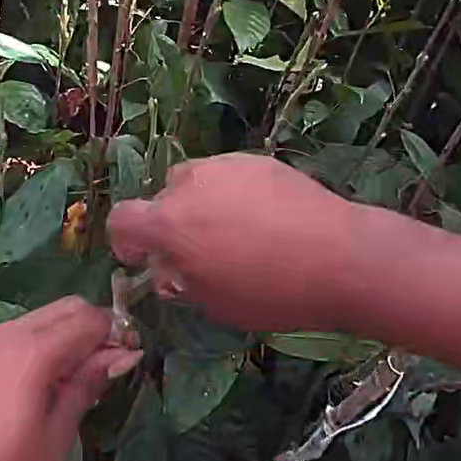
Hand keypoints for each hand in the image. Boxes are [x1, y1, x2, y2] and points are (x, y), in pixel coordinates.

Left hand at [0, 298, 140, 460]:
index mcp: (33, 350)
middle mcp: (6, 331)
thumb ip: (89, 382)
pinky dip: (35, 342)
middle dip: (92, 326)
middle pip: (67, 307)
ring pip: (39, 317)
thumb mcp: (55, 434)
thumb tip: (124, 353)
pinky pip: (12, 333)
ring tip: (68, 378)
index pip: (90, 318)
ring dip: (64, 333)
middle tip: (104, 365)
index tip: (128, 357)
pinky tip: (32, 382)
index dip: (115, 333)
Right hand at [107, 153, 371, 331]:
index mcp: (169, 221)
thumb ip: (180, 280)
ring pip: (197, 181)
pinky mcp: (257, 158)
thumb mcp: (214, 302)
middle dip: (172, 224)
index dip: (126, 241)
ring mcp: (226, 165)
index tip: (146, 260)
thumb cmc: (271, 291)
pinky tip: (265, 217)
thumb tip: (170, 266)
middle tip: (201, 252)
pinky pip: (229, 174)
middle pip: (163, 198)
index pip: (121, 219)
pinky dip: (233, 192)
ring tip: (237, 231)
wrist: (339, 256)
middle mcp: (191, 182)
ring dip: (201, 204)